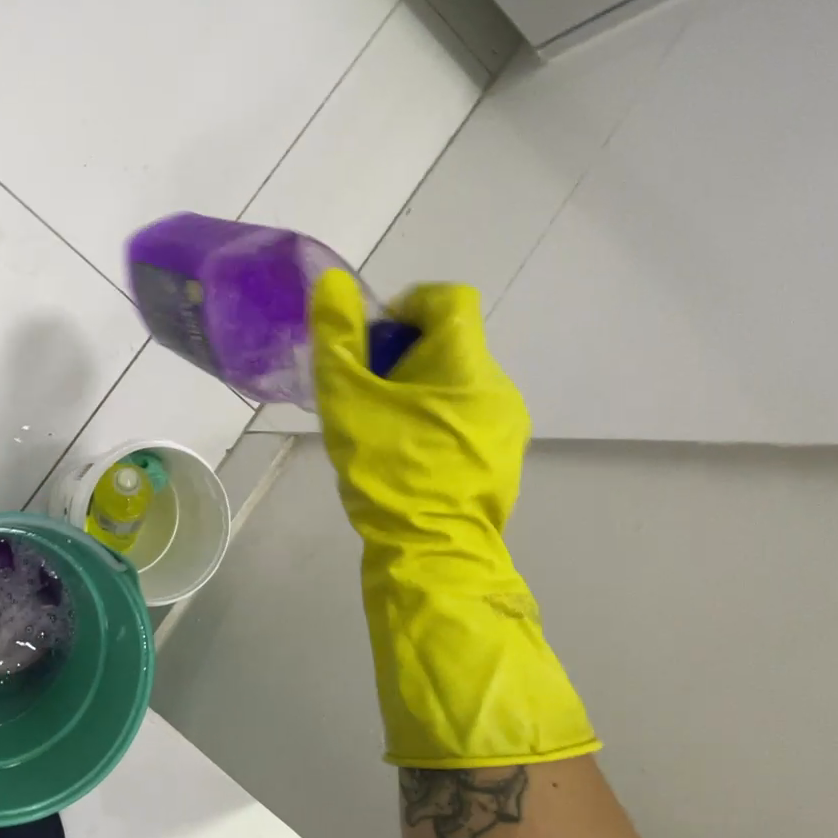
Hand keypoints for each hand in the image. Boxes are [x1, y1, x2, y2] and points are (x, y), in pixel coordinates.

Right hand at [309, 275, 596, 768]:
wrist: (430, 554)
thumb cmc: (387, 471)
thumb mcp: (346, 400)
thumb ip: (336, 338)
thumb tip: (332, 284)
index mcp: (466, 366)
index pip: (449, 299)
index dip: (406, 305)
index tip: (373, 342)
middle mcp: (497, 387)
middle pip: (448, 343)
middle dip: (400, 355)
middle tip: (362, 393)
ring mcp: (504, 425)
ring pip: (454, 382)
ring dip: (413, 389)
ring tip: (377, 429)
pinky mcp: (500, 457)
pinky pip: (462, 416)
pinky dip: (430, 418)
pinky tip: (402, 455)